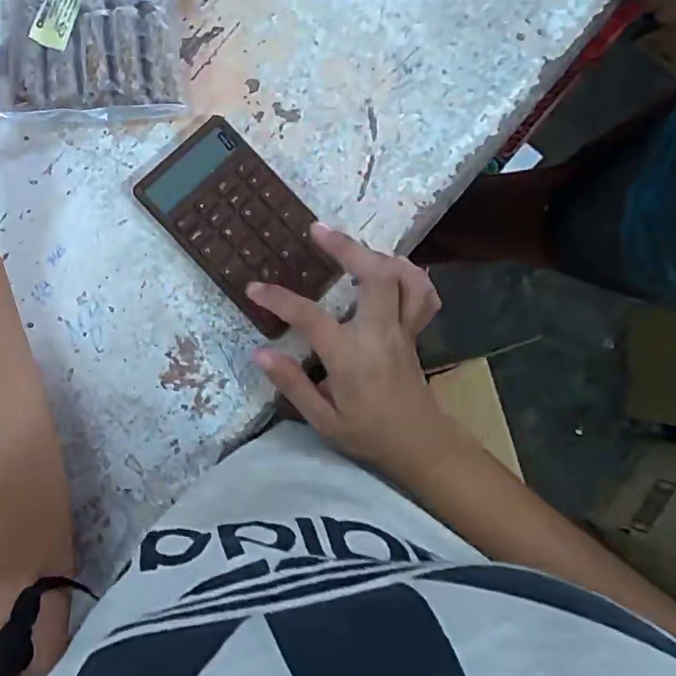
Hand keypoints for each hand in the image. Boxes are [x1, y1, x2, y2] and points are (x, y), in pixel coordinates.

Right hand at [246, 223, 461, 475]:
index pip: (310, 317)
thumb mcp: (323, 419)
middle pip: (374, 275)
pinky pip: (422, 294)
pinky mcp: (414, 331)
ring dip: (377, 254)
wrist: (422, 445)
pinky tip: (391, 268)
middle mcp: (380, 334)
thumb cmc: (368, 434)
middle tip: (317, 230)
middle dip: (346, 247)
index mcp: (351, 356)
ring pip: (402, 277)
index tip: (254, 287)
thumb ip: (292, 384)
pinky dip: (410, 274)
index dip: (279, 299)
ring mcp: (402, 330)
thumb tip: (259, 354)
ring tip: (351, 245)